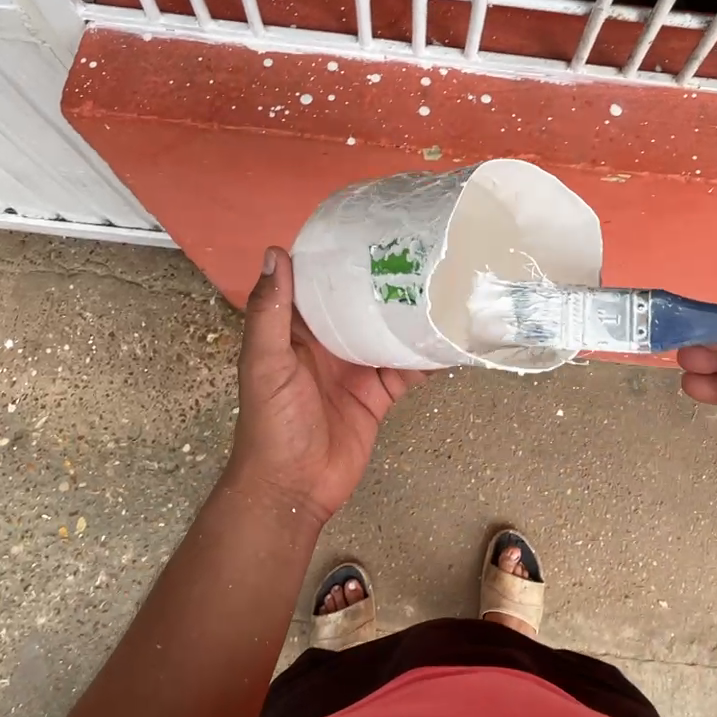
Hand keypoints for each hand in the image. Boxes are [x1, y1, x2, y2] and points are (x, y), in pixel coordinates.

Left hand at [223, 247, 426, 524]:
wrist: (294, 488)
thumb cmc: (272, 422)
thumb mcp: (265, 361)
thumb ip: (270, 311)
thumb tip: (277, 252)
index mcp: (297, 330)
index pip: (317, 284)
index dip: (337, 258)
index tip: (367, 227)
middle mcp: (328, 344)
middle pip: (360, 306)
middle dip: (385, 283)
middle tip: (421, 252)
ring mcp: (356, 369)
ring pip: (388, 334)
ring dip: (411, 317)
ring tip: (445, 287)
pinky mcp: (379, 395)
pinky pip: (406, 370)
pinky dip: (427, 357)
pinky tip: (451, 340)